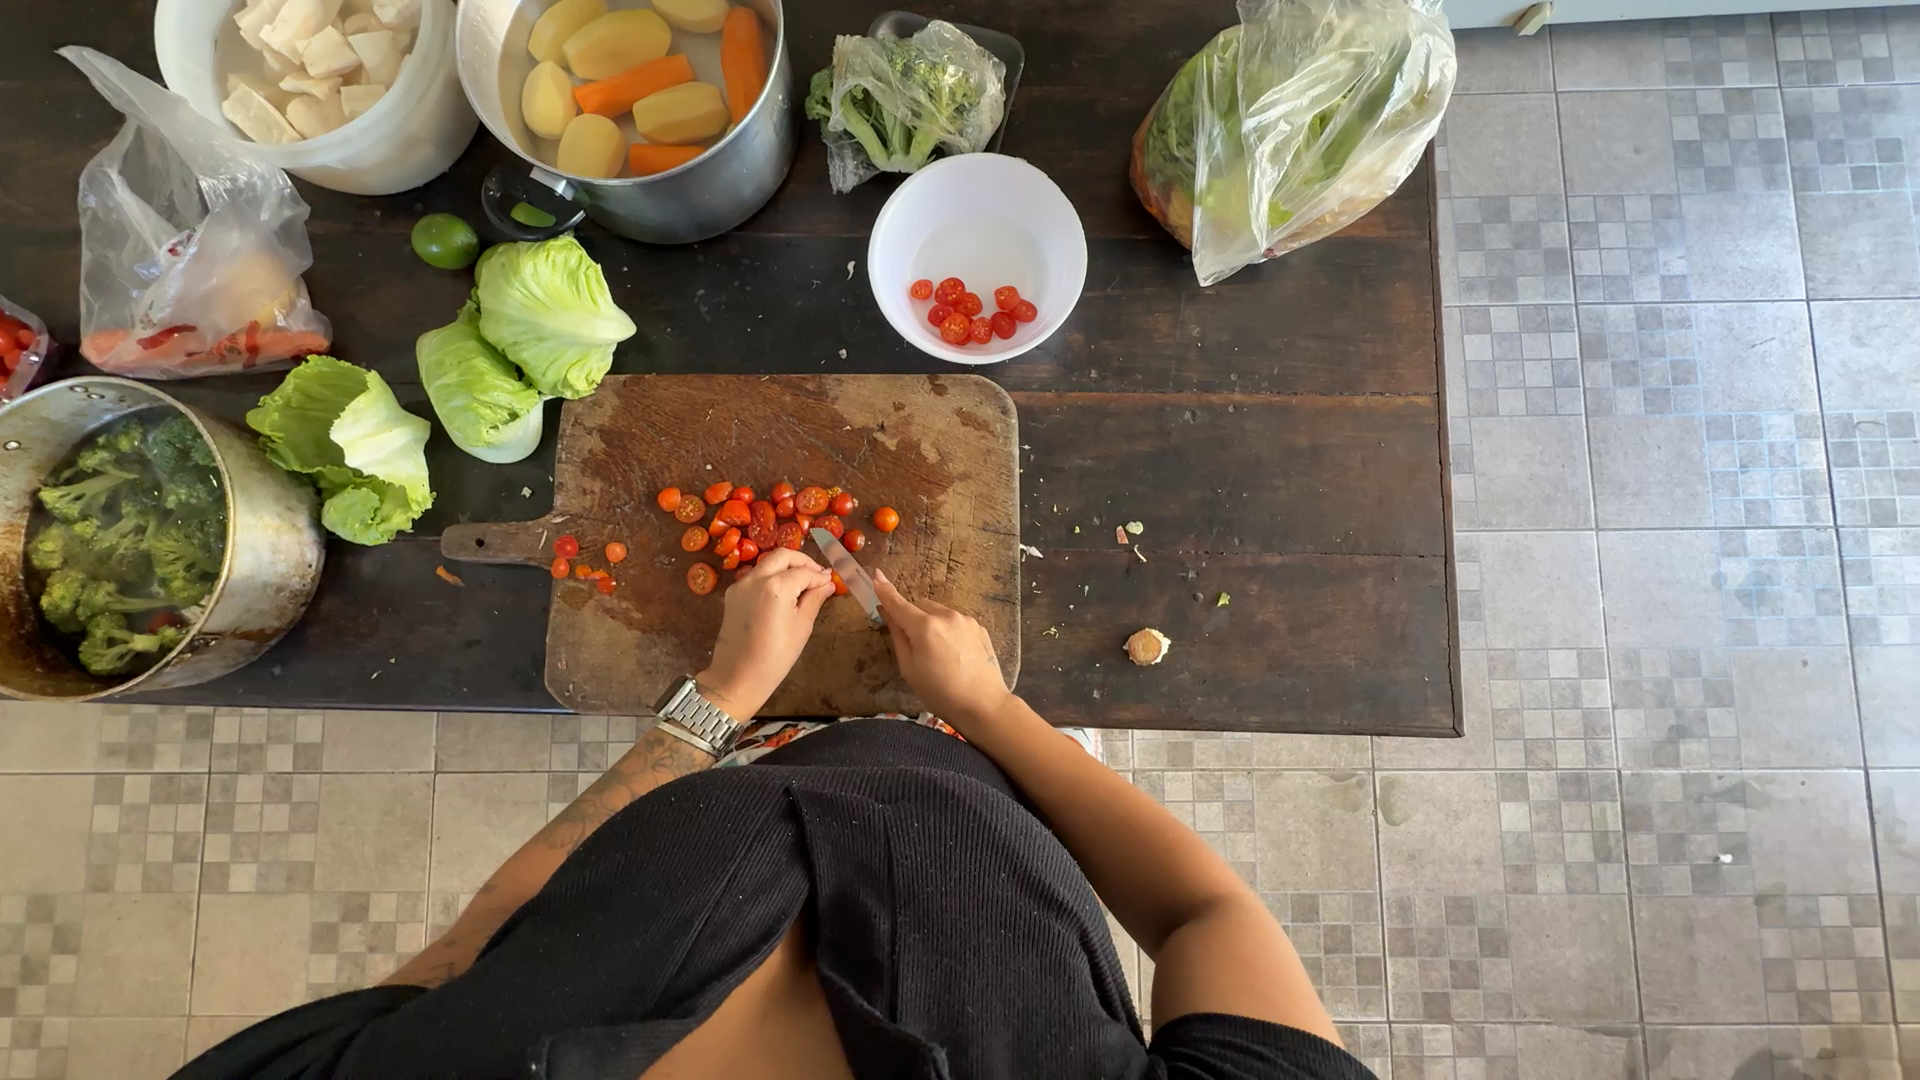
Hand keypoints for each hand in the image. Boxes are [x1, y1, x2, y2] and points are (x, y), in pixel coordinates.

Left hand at [696, 548, 834, 718]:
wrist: (737, 677)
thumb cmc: (776, 656)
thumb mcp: (802, 627)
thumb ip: (815, 599)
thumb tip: (827, 583)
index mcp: (776, 586)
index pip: (804, 572)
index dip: (819, 576)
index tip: (830, 581)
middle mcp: (755, 578)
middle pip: (783, 556)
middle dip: (802, 562)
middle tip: (817, 576)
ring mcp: (741, 585)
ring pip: (767, 563)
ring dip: (786, 567)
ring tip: (802, 584)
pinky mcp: (732, 594)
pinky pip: (756, 576)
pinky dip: (772, 577)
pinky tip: (783, 593)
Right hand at [871, 569, 1015, 729]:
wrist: (983, 704)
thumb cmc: (939, 692)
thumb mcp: (909, 668)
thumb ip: (898, 636)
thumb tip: (887, 612)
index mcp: (925, 626)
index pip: (899, 603)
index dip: (885, 590)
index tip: (875, 575)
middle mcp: (946, 615)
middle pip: (920, 605)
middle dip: (912, 617)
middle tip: (913, 644)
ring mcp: (966, 620)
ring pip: (939, 612)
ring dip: (932, 623)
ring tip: (938, 654)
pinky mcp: (979, 627)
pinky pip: (956, 622)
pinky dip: (949, 631)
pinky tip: (955, 655)